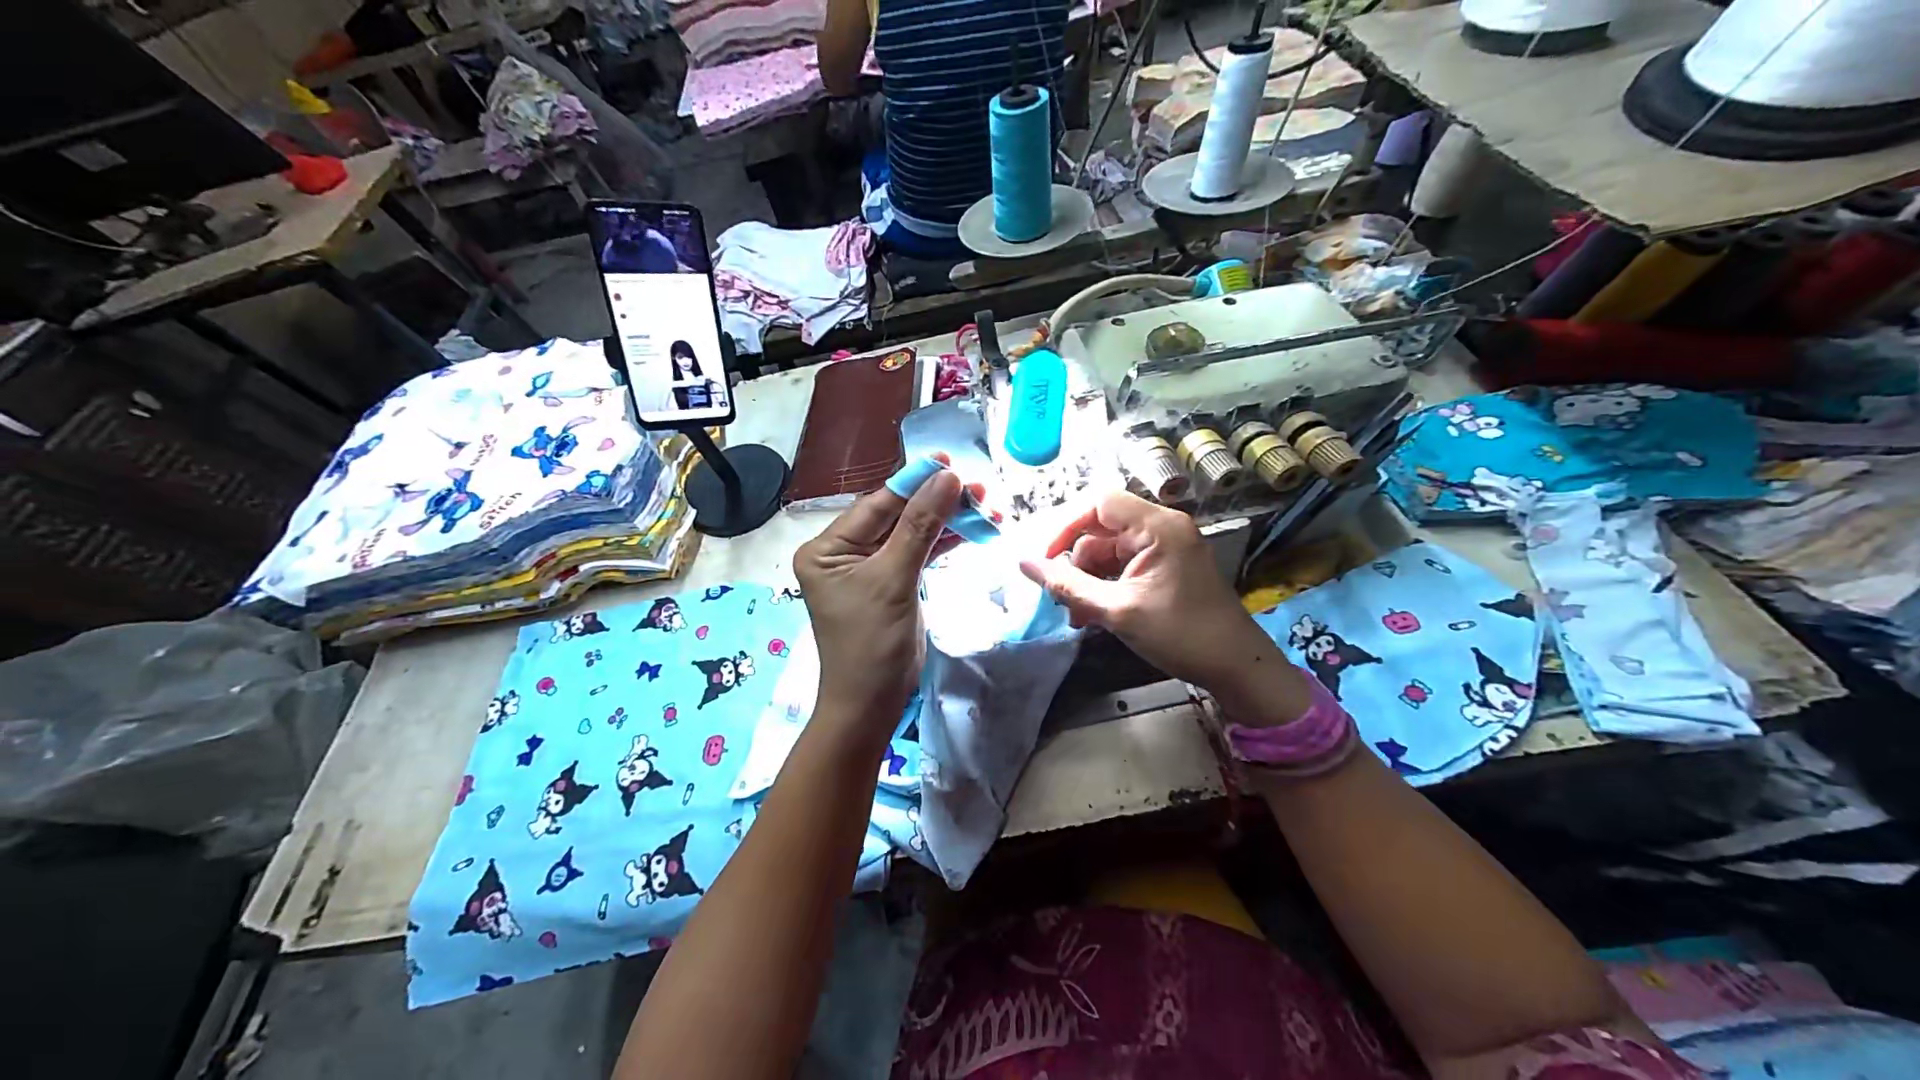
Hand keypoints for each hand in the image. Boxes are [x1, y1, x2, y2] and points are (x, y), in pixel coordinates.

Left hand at [793, 464, 961, 725]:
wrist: (871, 705)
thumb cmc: (872, 644)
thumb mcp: (894, 580)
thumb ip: (920, 526)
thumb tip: (947, 478)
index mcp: (827, 548)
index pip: (876, 505)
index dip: (915, 483)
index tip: (951, 464)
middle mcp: (843, 552)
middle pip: (897, 516)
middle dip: (938, 503)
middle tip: (980, 490)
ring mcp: (869, 568)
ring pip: (912, 534)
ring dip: (947, 522)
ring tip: (986, 508)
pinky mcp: (891, 584)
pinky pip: (918, 554)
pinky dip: (943, 543)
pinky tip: (972, 530)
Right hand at [1020, 491, 1313, 726]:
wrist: (1237, 667)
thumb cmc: (1181, 634)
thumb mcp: (1118, 611)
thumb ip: (1068, 585)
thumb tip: (1024, 564)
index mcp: (1158, 527)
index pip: (1099, 503)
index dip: (1066, 527)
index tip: (1047, 560)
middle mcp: (1163, 528)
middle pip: (1101, 529)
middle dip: (1076, 564)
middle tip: (1062, 600)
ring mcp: (1167, 548)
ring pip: (1109, 551)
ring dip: (1088, 580)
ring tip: (1079, 617)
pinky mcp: (1167, 567)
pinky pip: (1125, 566)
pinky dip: (1106, 587)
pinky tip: (1094, 616)